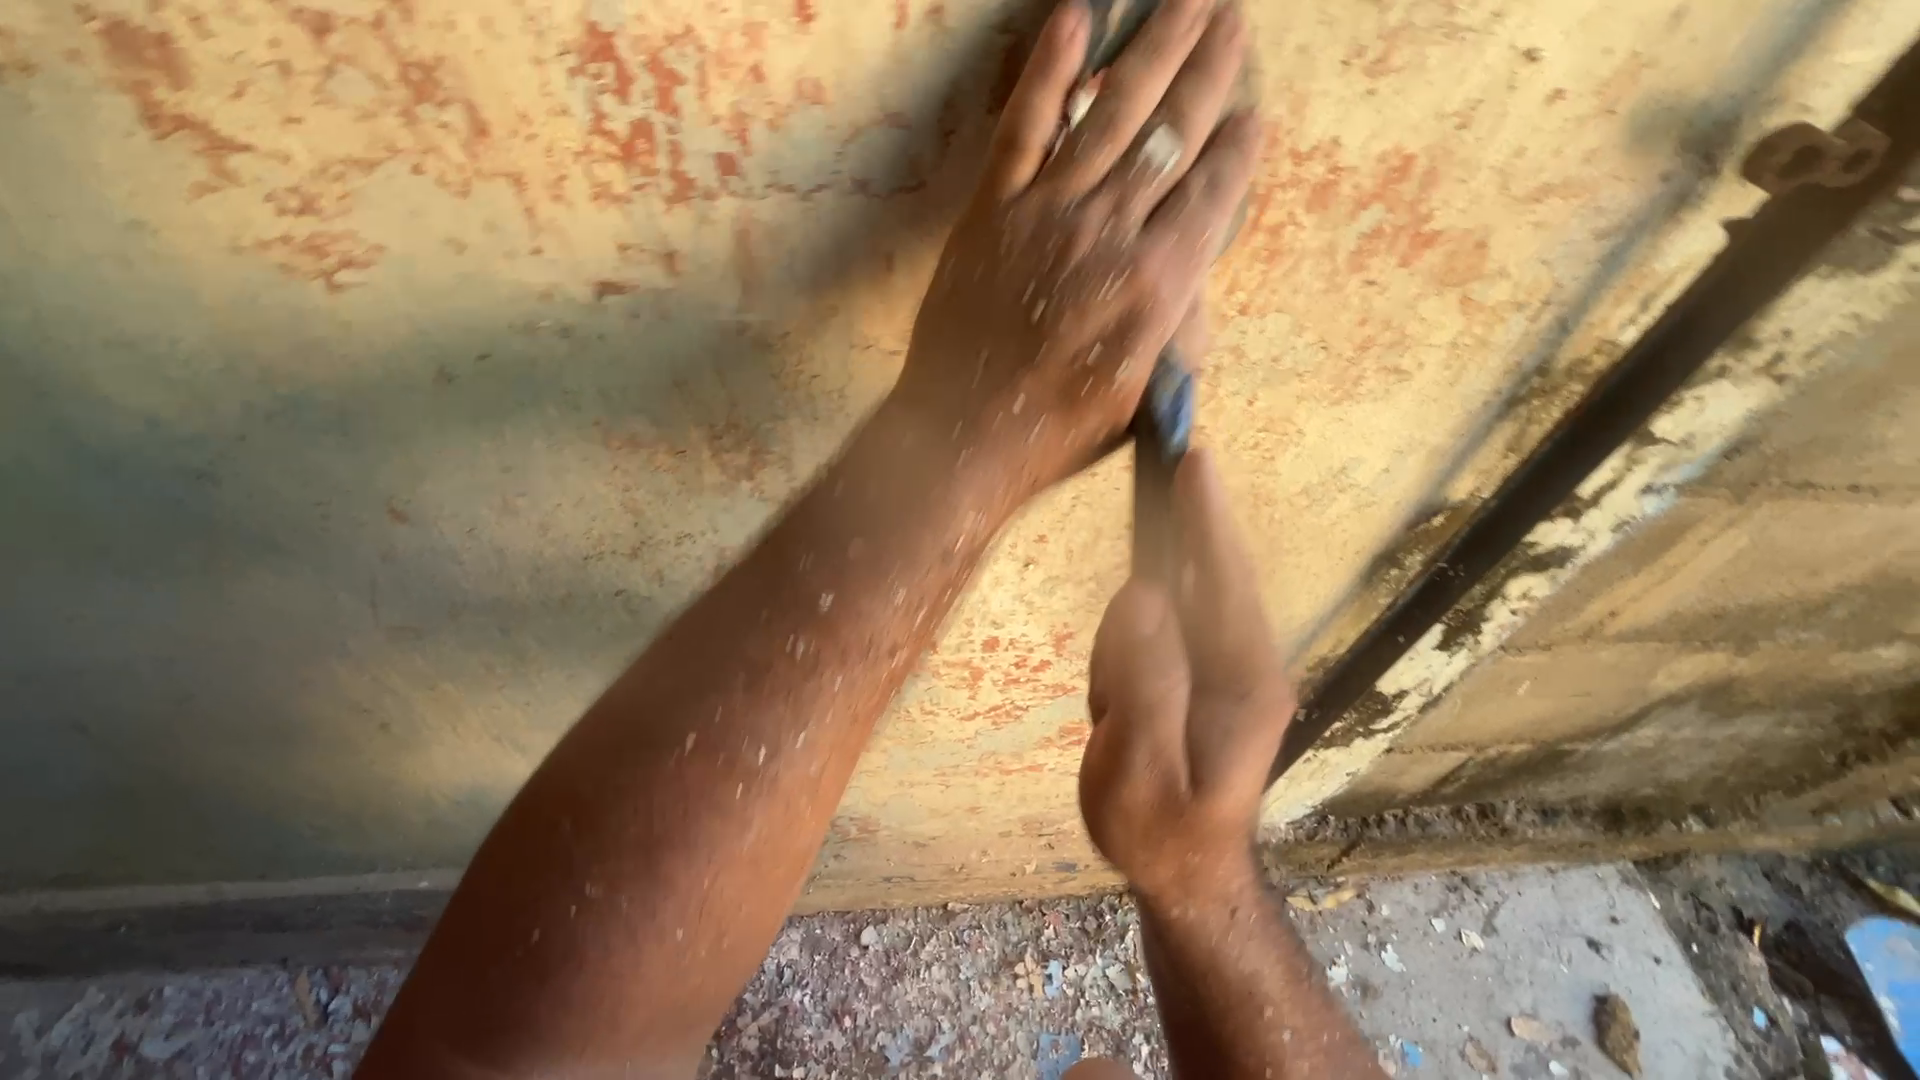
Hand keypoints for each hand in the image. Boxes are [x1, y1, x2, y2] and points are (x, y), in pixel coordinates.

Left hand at [891, 0, 1258, 501]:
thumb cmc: (1056, 431)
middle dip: (1209, 71)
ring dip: (1153, 47)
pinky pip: (1025, 125)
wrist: (965, 435)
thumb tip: (1188, 280)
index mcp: (1158, 284)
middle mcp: (1112, 233)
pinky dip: (1048, 68)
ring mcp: (1048, 212)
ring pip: (1111, 113)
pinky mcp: (993, 209)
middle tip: (1233, 19)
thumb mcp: (1137, 396)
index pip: (1211, 194)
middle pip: (1172, 134)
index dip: (1236, 150)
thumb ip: (1172, 330)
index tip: (1251, 115)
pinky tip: (1073, 16)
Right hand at [1079, 449, 1293, 906]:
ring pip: (1160, 611)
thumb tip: (1142, 592)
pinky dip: (1122, 654)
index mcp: (1244, 680)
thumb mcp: (1141, 773)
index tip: (1191, 459)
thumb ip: (1145, 684)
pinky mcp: (1195, 675)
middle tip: (1163, 476)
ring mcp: (1221, 668)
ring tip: (1112, 725)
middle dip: (1177, 532)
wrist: (1184, 874)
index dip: (1204, 518)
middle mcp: (1243, 662)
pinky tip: (1115, 715)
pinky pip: (1150, 636)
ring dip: (1121, 647)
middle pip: (1203, 576)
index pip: (1223, 578)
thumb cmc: (1161, 834)